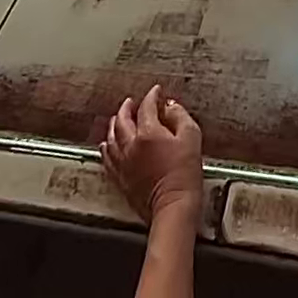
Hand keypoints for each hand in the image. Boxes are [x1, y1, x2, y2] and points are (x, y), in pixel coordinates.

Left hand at [101, 85, 203, 226]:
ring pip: (111, 138)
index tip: (156, 92)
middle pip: (122, 120)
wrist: (173, 206)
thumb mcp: (191, 137)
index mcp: (148, 133)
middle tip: (131, 102)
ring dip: (114, 125)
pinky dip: (106, 148)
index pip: (146, 107)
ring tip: (117, 119)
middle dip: (127, 108)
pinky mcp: (121, 179)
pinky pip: (107, 158)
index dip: (152, 96)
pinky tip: (106, 145)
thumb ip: (180, 117)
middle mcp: (131, 146)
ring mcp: (123, 163)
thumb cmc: (184, 174)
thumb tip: (171, 107)